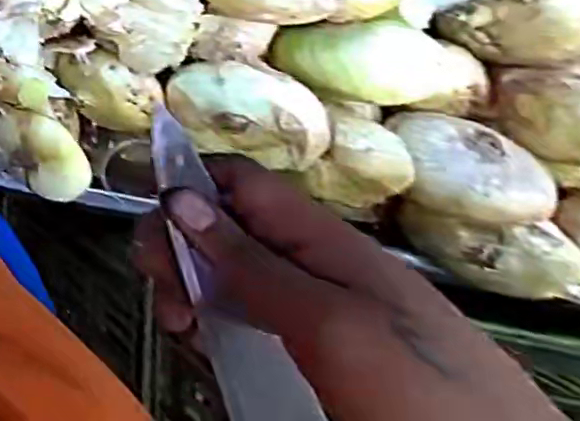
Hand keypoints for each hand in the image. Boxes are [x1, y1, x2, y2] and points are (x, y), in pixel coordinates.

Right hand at [133, 157, 561, 420]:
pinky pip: (241, 312)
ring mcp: (316, 310)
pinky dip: (207, 318)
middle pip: (219, 225)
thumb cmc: (424, 401)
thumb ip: (251, 260)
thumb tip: (177, 195)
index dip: (189, 184)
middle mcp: (315, 266)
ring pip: (222, 270)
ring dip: (184, 285)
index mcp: (326, 244)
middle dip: (175, 246)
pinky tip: (200, 340)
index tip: (155, 222)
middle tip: (161, 288)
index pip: (239, 180)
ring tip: (178, 325)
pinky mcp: (313, 350)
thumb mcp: (333, 327)